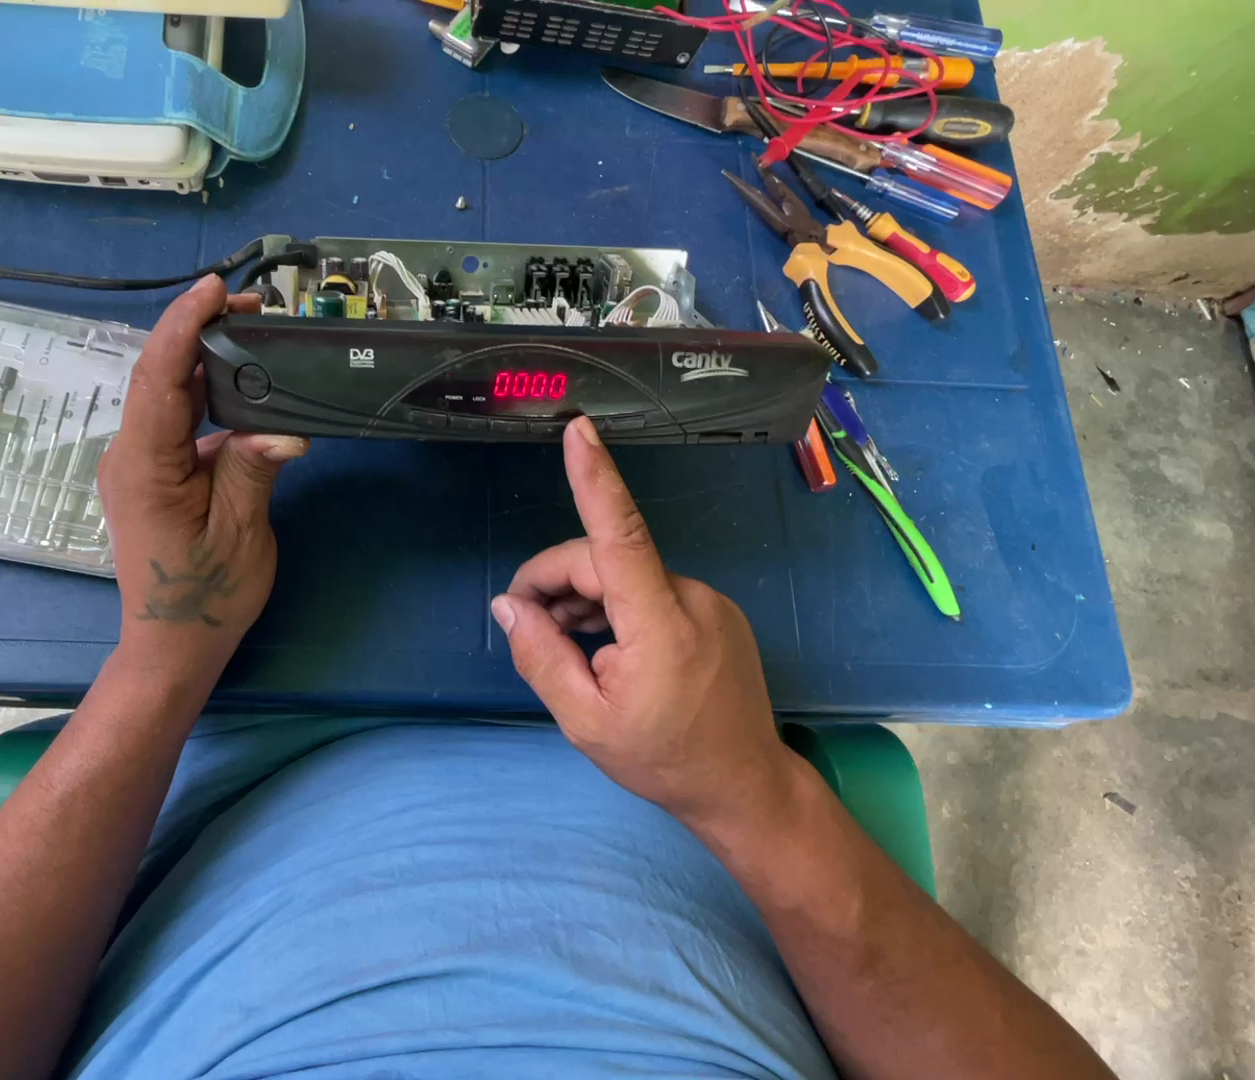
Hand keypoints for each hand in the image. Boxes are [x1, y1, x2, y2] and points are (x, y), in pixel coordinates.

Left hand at [97, 276, 307, 689]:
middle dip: (201, 334)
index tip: (217, 290)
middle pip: (160, 377)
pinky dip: (208, 398)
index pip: (159, 377)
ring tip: (255, 338)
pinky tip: (244, 389)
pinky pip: (178, 424)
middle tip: (256, 310)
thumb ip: (254, 471)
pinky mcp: (155, 476)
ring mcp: (140, 465)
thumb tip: (285, 430)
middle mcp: (132, 455)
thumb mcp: (239, 534)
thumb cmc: (205, 597)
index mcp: (145, 464)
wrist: (172, 646)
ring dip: (206, 364)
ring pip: (169, 398)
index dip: (184, 326)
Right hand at [489, 416, 796, 826]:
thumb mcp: (584, 722)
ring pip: (625, 576)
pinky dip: (615, 606)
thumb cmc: (661, 760)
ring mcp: (709, 602)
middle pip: (605, 561)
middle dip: (556, 583)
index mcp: (660, 626)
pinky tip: (602, 645)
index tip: (579, 432)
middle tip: (526, 625)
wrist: (744, 788)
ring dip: (585, 598)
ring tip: (566, 646)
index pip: (622, 537)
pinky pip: (649, 590)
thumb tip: (510, 607)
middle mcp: (690, 599)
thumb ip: (542, 657)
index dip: (597, 480)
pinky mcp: (714, 611)